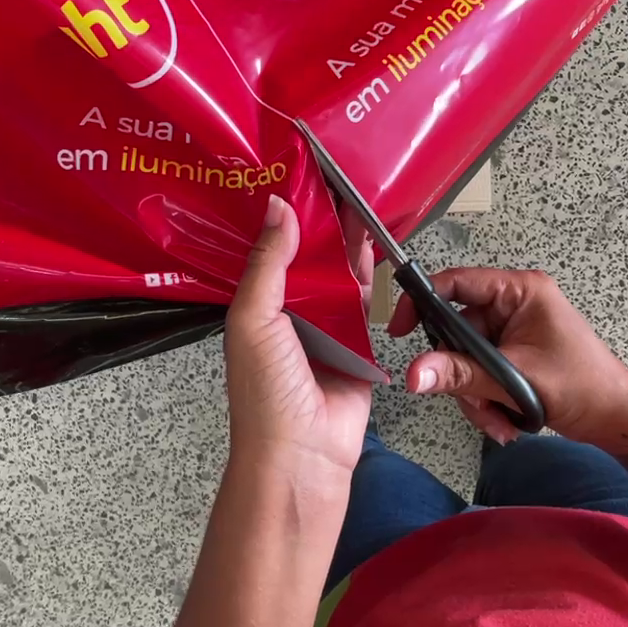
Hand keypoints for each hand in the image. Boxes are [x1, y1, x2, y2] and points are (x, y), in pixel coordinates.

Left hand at [224, 195, 373, 475]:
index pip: (270, 249)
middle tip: (333, 172)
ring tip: (357, 193)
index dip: (282, 215)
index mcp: (256, 306)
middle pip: (307, 256)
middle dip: (319, 220)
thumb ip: (268, 264)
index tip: (295, 173)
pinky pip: (364, 299)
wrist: (303, 454)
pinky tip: (373, 239)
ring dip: (345, 239)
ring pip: (337, 272)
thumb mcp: (254, 320)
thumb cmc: (267, 391)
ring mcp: (325, 327)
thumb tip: (279, 205)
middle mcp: (289, 313)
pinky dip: (369, 271)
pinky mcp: (357, 342)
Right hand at [387, 268, 627, 444]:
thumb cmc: (583, 386)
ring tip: (497, 421)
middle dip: (460, 373)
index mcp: (519, 291)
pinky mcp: (510, 356)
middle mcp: (512, 305)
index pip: (456, 283)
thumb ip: (461, 374)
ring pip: (464, 358)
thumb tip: (413, 374)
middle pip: (456, 330)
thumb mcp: (517, 379)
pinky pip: (477, 373)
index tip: (399, 330)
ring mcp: (510, 331)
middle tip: (473, 401)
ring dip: (474, 395)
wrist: (618, 419)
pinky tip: (504, 422)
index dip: (422, 302)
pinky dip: (484, 400)